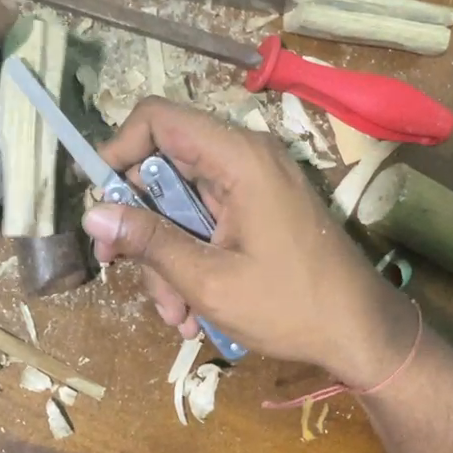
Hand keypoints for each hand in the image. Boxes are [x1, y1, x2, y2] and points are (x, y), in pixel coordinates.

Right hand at [81, 97, 414, 387]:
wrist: (361, 334)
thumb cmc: (290, 306)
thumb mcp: (209, 279)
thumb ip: (149, 242)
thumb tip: (91, 214)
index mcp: (238, 159)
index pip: (158, 119)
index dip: (118, 149)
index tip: (97, 198)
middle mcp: (244, 160)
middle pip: (163, 170)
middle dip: (140, 227)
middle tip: (119, 269)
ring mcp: (252, 187)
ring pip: (179, 207)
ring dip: (164, 261)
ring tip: (177, 315)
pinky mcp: (256, 212)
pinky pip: (204, 225)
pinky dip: (190, 264)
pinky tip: (194, 312)